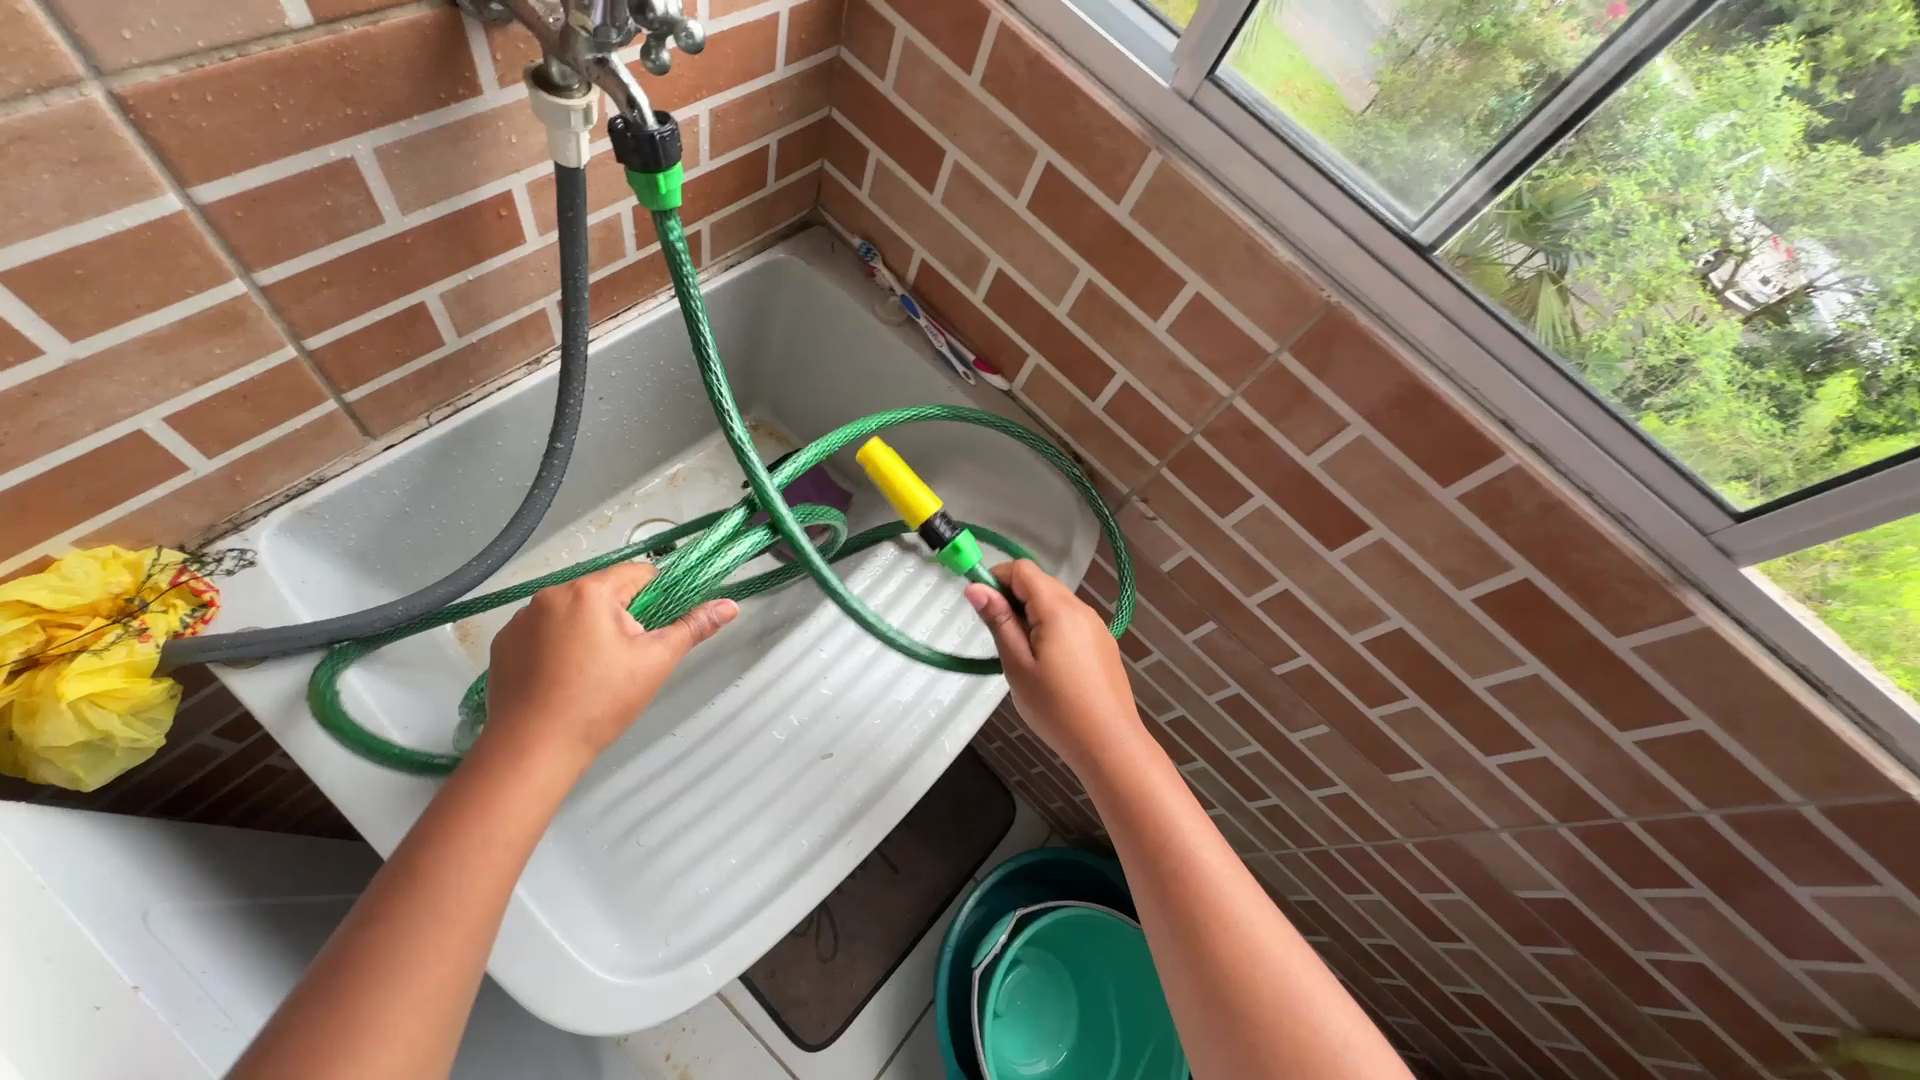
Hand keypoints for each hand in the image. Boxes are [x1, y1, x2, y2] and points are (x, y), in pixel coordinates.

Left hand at [481, 562, 737, 769]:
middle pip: (604, 592)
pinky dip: (557, 646)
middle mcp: (551, 594)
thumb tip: (729, 606)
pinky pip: (542, 631)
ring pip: (573, 612)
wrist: (533, 749)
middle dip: (621, 618)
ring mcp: (522, 618)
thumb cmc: (600, 703)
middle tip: (626, 660)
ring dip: (588, 629)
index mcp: (590, 591)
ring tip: (592, 673)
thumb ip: (693, 627)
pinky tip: (562, 678)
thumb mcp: (655, 662)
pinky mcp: (503, 643)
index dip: (656, 600)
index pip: (639, 574)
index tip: (654, 634)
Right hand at [965, 560, 1145, 773]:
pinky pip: (1070, 621)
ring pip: (1055, 603)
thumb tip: (976, 587)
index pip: (1023, 569)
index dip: (996, 579)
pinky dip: (1050, 627)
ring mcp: (1095, 626)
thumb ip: (998, 621)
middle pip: (1040, 583)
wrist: (1108, 743)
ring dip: (1031, 614)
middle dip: (1012, 598)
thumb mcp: (1017, 664)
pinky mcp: (1103, 643)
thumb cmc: (1056, 707)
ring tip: (1020, 654)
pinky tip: (1046, 663)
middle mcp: (1081, 609)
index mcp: (1058, 609)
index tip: (981, 606)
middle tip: (998, 635)